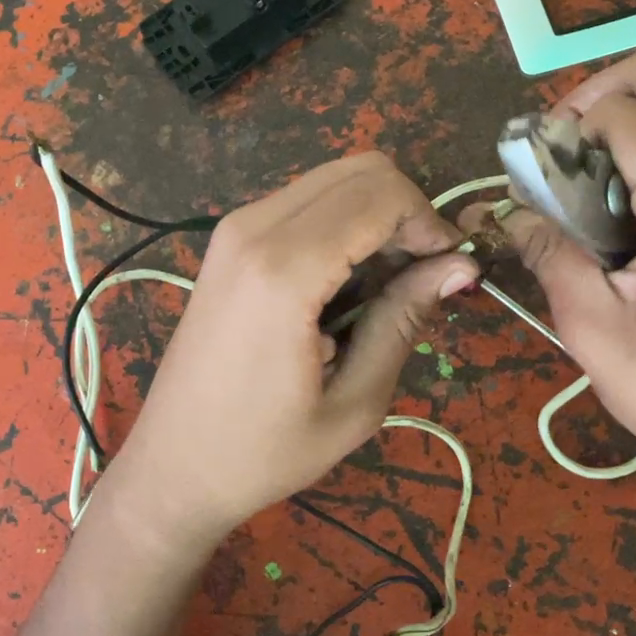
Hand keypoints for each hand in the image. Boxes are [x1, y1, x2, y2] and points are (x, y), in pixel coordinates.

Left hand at [100, 152, 479, 549]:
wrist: (174, 465)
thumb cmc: (264, 450)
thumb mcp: (354, 402)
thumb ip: (405, 320)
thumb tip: (462, 264)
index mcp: (284, 271)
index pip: (381, 195)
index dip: (430, 223)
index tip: (448, 270)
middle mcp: (254, 229)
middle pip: (361, 170)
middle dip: (407, 211)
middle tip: (421, 274)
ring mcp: (234, 228)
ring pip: (334, 178)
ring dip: (376, 215)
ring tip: (386, 286)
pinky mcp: (229, 239)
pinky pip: (305, 200)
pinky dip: (344, 222)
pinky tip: (346, 281)